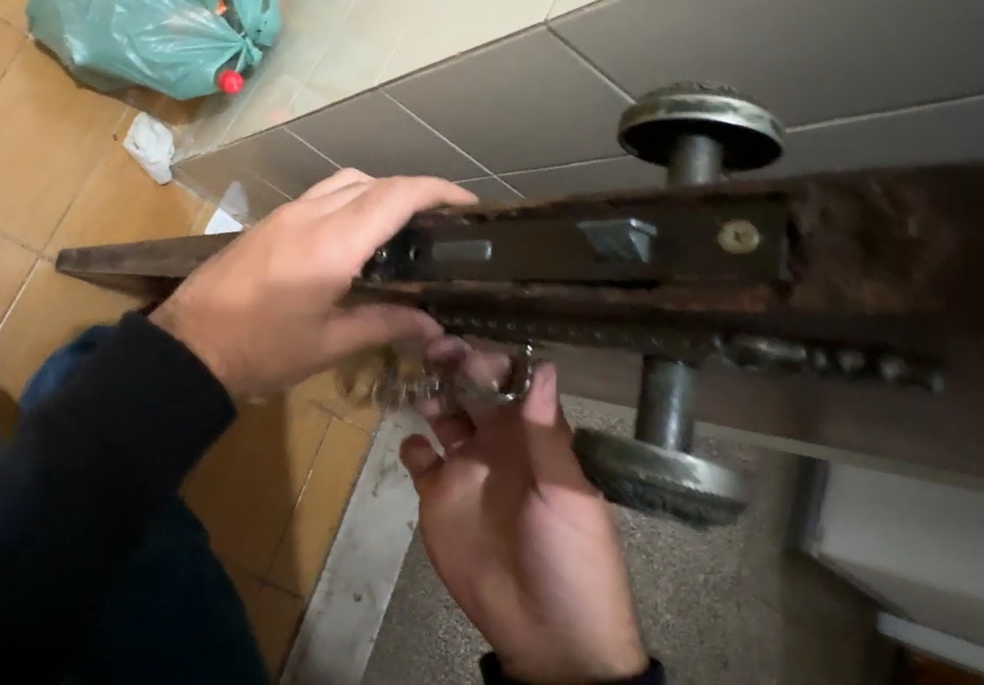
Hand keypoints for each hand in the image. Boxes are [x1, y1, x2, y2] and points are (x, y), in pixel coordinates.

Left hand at [150, 169, 475, 396]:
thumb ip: (385, 323)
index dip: (437, 190)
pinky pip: (320, 195)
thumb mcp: (330, 343)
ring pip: (343, 182)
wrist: (190, 345)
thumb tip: (433, 324)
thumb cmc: (262, 349)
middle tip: (443, 220)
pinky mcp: (269, 222)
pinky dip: (349, 200)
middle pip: (372, 182)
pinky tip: (357, 234)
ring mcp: (285, 214)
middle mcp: (310, 215)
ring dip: (378, 190)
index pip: (395, 196)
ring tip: (403, 224)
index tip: (468, 204)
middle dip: (413, 190)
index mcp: (332, 243)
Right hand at [401, 358, 647, 684]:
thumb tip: (546, 366)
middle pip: (473, 392)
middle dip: (455, 366)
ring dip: (432, 396)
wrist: (548, 635)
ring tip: (422, 389)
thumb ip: (546, 433)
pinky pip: (418, 458)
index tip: (471, 350)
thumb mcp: (568, 495)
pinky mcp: (438, 497)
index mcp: (536, 440)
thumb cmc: (572, 559)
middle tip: (435, 348)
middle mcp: (498, 445)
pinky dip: (411, 444)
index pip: (512, 386)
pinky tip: (416, 446)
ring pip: (443, 416)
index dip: (493, 363)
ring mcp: (465, 470)